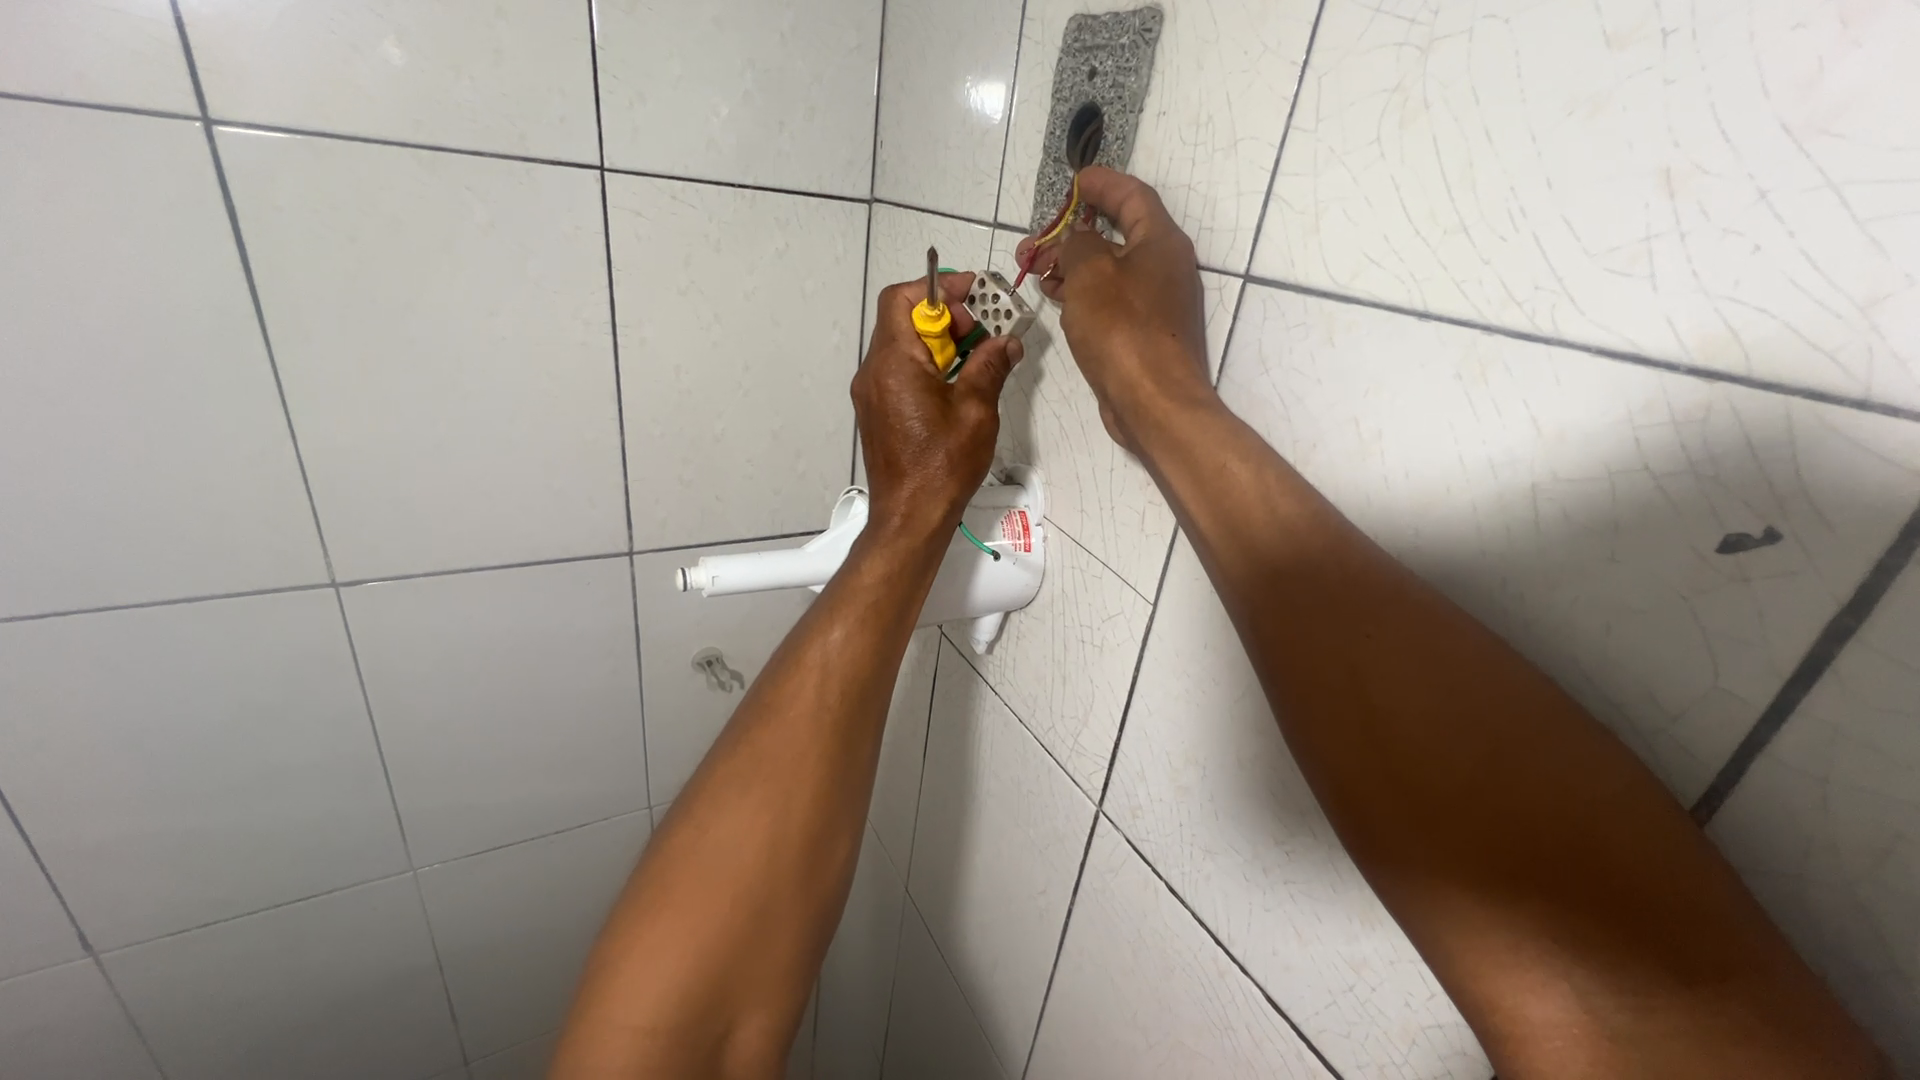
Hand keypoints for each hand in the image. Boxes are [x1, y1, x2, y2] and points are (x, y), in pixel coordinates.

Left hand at [852, 273, 1024, 543]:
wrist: (910, 517)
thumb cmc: (942, 465)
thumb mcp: (976, 410)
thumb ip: (990, 367)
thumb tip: (1006, 342)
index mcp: (894, 362)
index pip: (903, 298)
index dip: (939, 287)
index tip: (973, 295)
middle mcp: (874, 372)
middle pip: (902, 319)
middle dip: (944, 317)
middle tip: (980, 333)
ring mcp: (872, 394)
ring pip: (901, 346)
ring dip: (937, 342)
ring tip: (975, 359)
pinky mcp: (877, 412)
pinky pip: (898, 372)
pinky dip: (926, 365)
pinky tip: (956, 385)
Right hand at [1016, 167, 1215, 449]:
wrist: (1153, 402)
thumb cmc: (1122, 329)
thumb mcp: (1090, 272)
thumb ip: (1078, 243)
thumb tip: (1077, 240)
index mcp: (1161, 241)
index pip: (1132, 196)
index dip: (1100, 184)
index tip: (1072, 182)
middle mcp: (1164, 267)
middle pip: (1116, 235)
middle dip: (1071, 235)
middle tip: (1031, 246)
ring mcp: (1156, 303)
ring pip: (1109, 271)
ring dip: (1071, 267)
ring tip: (1033, 273)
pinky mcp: (1144, 334)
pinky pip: (1110, 301)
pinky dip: (1082, 294)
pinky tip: (1055, 300)